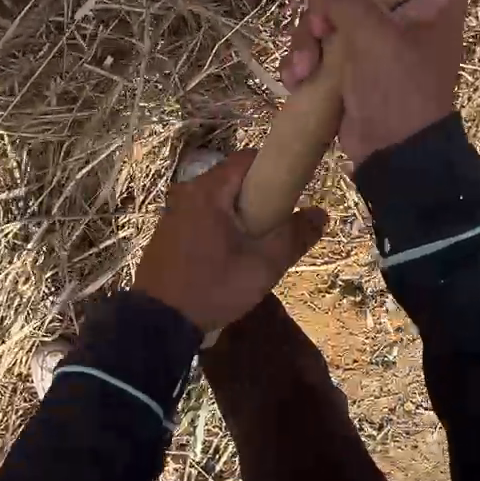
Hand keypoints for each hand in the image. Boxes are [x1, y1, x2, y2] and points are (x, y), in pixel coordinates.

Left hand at [133, 150, 327, 334]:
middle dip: (259, 196)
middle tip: (280, 222)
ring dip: (239, 214)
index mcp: (209, 191)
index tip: (295, 188)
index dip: (274, 168)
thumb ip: (294, 237)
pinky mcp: (166, 234)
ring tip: (258, 242)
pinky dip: (219, 226)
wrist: (158, 322)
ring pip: (217, 201)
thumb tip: (321, 214)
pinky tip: (229, 254)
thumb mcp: (262, 266)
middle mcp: (187, 193)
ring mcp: (173, 213)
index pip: (247, 159)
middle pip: (232, 180)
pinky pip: (201, 218)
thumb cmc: (213, 287)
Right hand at [280, 0, 465, 165]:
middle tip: (320, 30)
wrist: (395, 155)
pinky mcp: (353, 65)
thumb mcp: (372, 35)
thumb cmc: (398, 89)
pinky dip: (307, 59)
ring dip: (308, 40)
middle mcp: (406, 13)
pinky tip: (299, 79)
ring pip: (330, 14)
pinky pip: (321, 45)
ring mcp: (376, 40)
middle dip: (325, 7)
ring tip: (303, 68)